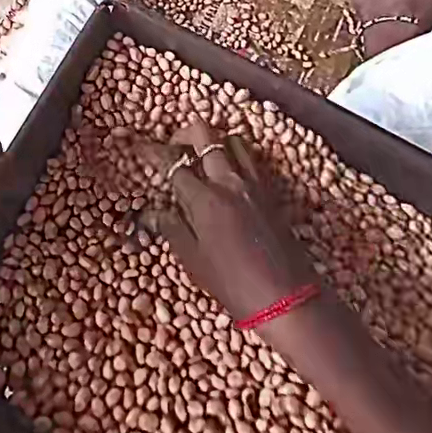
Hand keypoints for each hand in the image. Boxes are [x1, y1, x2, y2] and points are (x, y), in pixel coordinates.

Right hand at [152, 119, 319, 323]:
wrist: (288, 299)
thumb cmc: (234, 285)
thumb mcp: (193, 260)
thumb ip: (172, 227)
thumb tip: (156, 210)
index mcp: (204, 199)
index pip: (174, 164)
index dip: (155, 155)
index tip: (143, 150)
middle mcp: (229, 182)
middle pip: (205, 136)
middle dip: (184, 134)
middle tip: (172, 146)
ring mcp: (253, 184)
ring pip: (232, 141)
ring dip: (213, 142)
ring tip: (200, 157)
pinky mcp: (270, 193)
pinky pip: (250, 159)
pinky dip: (234, 155)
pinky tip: (226, 173)